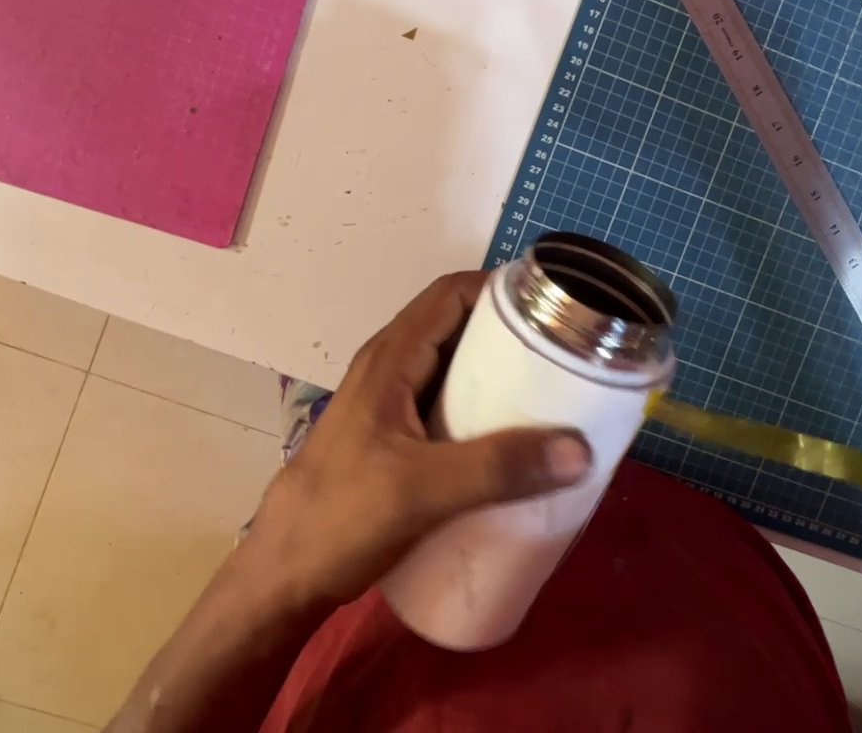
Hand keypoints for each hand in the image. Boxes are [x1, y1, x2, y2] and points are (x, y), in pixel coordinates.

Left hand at [239, 271, 591, 611]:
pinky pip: (444, 401)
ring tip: (549, 388)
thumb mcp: (422, 490)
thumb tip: (579, 448)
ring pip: (450, 364)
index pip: (450, 294)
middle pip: (455, 324)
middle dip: (507, 329)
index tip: (551, 304)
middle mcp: (389, 368)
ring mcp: (388, 402)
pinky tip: (510, 435)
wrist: (282, 574)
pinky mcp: (393, 436)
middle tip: (562, 351)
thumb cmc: (341, 517)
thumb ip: (497, 468)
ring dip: (495, 368)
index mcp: (390, 358)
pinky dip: (479, 403)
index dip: (499, 287)